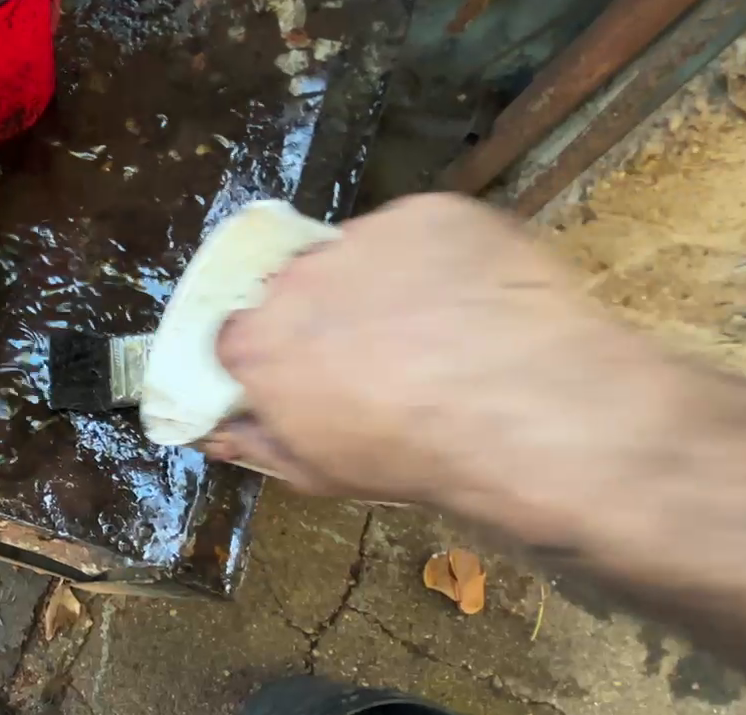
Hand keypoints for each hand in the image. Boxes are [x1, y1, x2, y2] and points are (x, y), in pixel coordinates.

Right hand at [203, 193, 651, 506]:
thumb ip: (254, 444)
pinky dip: (425, 259)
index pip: (234, 336)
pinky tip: (459, 299)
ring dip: (365, 283)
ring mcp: (362, 238)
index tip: (289, 375)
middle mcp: (292, 281)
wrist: (528, 410)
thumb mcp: (315, 471)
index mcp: (254, 344)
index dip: (263, 357)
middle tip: (358, 354)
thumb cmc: (408, 454)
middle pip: (287, 289)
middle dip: (311, 317)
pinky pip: (411, 233)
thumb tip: (217, 433)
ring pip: (349, 257)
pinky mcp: (429, 212)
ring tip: (419, 327)